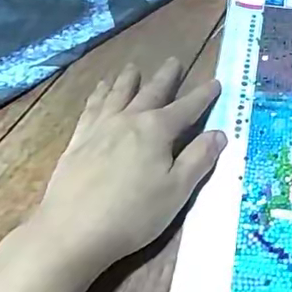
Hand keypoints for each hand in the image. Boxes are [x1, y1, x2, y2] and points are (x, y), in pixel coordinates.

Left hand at [28, 58, 224, 276]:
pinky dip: (99, 94)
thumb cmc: (133, 215)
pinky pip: (92, 108)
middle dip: (166, 77)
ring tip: (133, 67)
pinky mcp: (78, 140)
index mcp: (157, 130)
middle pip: (151, 93)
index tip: (215, 82)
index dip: (203, 96)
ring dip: (128, 79)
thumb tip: (219, 133)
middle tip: (173, 61)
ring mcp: (100, 127)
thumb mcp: (176, 191)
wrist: (72, 231)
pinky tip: (100, 90)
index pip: (187, 108)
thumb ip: (199, 159)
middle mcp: (129, 119)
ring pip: (119, 94)